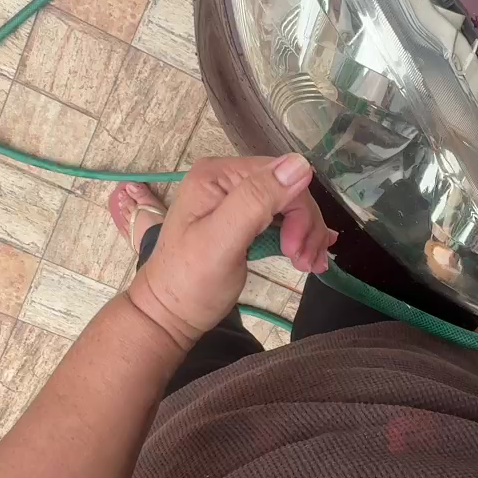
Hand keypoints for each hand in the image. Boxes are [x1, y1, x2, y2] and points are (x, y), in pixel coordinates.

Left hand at [125, 155, 332, 349]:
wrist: (170, 314)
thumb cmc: (190, 282)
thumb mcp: (222, 241)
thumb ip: (256, 200)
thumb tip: (301, 163)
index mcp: (218, 175)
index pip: (281, 175)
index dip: (298, 210)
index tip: (295, 250)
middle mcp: (227, 180)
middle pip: (290, 190)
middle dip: (305, 226)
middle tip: (304, 263)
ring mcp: (235, 199)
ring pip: (292, 206)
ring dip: (307, 235)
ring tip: (306, 265)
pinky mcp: (244, 219)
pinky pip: (284, 219)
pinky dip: (301, 238)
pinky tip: (307, 258)